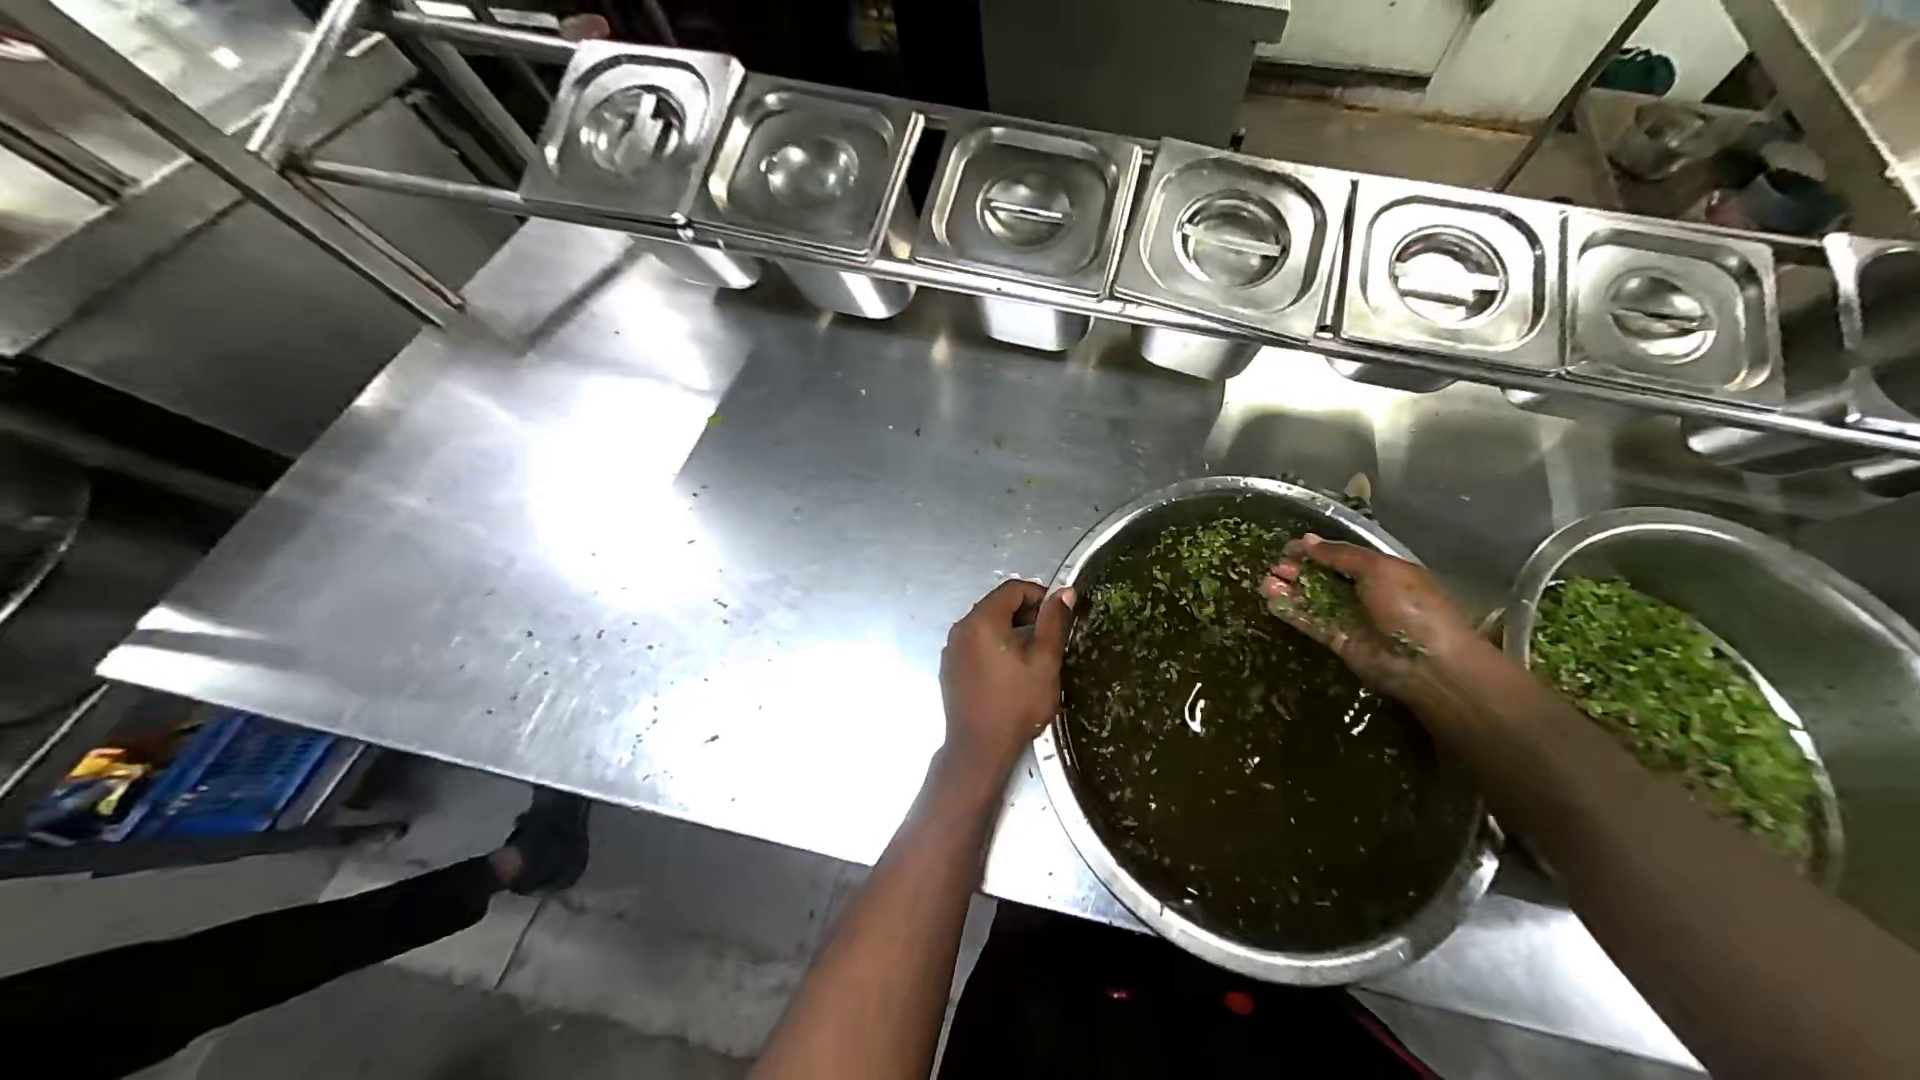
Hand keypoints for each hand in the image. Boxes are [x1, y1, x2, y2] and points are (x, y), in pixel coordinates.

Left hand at [940, 579, 1075, 775]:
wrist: (979, 748)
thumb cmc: (1016, 705)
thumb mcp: (1045, 661)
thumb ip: (1054, 622)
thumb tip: (1064, 592)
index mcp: (983, 620)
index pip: (1013, 589)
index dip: (1039, 595)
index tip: (1057, 615)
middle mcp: (961, 628)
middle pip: (996, 604)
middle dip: (1025, 612)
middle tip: (1047, 636)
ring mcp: (952, 648)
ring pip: (985, 623)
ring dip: (1009, 629)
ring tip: (1031, 654)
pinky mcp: (949, 666)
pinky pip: (974, 642)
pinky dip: (993, 644)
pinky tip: (1008, 670)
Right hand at [1258, 534, 1479, 701]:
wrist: (1427, 664)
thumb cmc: (1410, 607)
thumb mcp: (1380, 569)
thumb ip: (1341, 555)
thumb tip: (1307, 541)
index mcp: (1382, 572)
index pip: (1342, 557)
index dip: (1316, 551)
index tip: (1289, 547)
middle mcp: (1365, 593)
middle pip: (1324, 578)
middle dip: (1299, 570)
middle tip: (1276, 566)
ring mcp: (1351, 618)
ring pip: (1313, 599)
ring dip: (1290, 590)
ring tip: (1266, 582)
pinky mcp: (1338, 640)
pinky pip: (1310, 622)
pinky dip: (1291, 612)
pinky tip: (1271, 601)